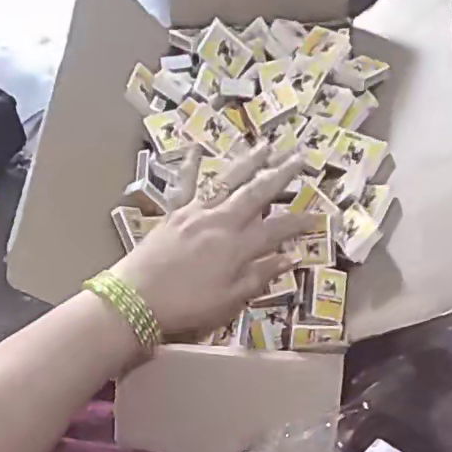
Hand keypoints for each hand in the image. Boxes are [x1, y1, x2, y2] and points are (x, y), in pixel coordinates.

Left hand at [112, 144, 315, 335]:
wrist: (135, 300)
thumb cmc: (185, 306)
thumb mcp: (228, 300)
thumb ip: (258, 276)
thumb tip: (289, 258)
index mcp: (237, 246)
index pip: (276, 229)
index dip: (298, 222)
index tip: (317, 214)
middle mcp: (220, 221)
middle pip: (256, 193)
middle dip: (280, 174)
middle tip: (300, 156)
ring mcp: (195, 213)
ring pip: (227, 180)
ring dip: (249, 161)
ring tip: (265, 144)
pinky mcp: (173, 213)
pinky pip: (186, 184)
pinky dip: (193, 165)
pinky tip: (198, 148)